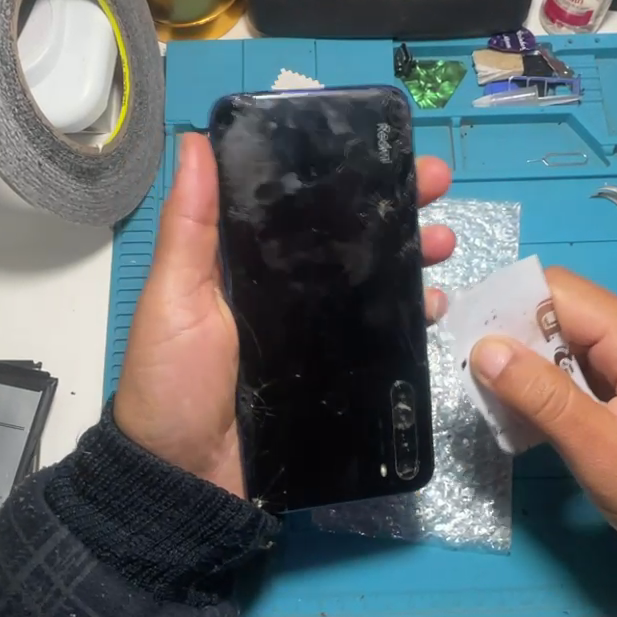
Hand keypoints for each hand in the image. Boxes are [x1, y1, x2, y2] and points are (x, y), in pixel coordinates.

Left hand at [115, 133, 455, 497]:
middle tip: (436, 187)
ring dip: (413, 256)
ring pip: (374, 283)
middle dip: (395, 209)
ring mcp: (317, 334)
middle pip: (349, 241)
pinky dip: (412, 317)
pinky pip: (382, 337)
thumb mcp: (175, 297)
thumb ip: (189, 226)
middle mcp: (289, 292)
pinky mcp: (338, 375)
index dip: (342, 175)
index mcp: (249, 263)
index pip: (302, 207)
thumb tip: (194, 139)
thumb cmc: (173, 380)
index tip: (383, 148)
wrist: (189, 477)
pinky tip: (434, 304)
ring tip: (443, 243)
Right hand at [468, 269, 616, 603]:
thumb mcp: (608, 459)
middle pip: (563, 311)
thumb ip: (545, 400)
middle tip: (481, 390)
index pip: (560, 292)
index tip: (468, 351)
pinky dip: (558, 386)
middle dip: (515, 342)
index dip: (507, 310)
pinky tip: (541, 419)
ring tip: (505, 409)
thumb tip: (485, 348)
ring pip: (572, 340)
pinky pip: (590, 367)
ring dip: (533, 369)